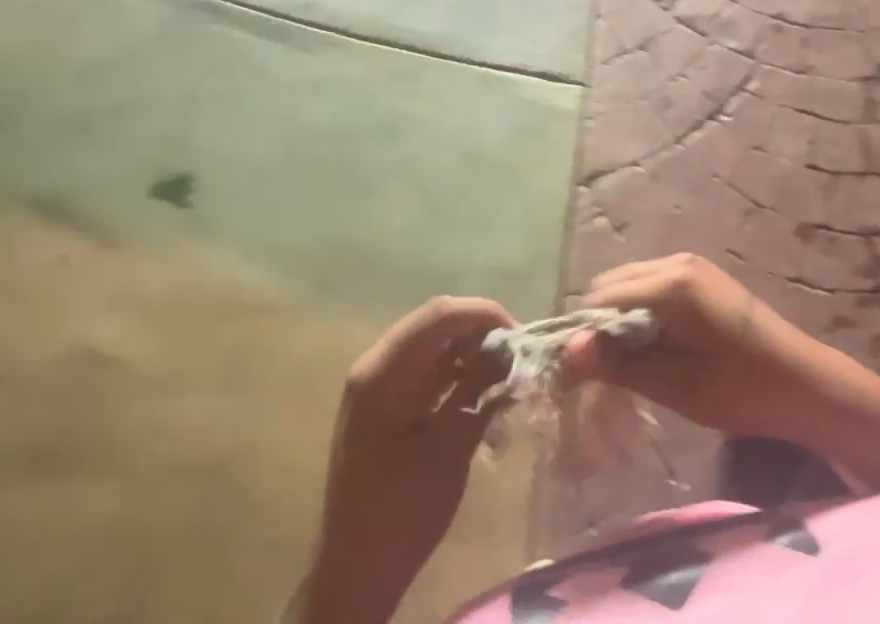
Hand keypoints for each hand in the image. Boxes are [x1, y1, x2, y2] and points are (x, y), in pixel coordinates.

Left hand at [306, 297, 514, 623]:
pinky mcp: (384, 402)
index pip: (441, 314)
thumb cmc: (404, 509)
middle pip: (435, 320)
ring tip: (504, 374)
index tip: (522, 342)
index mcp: (384, 372)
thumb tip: (513, 354)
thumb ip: (481, 389)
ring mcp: (376, 383)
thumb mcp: (452, 444)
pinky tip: (480, 389)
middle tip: (516, 358)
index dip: (487, 315)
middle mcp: (375, 366)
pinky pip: (425, 366)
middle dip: (481, 329)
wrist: (357, 566)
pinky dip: (455, 368)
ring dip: (470, 347)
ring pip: (432, 340)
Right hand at [562, 254, 835, 437]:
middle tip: (604, 374)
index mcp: (671, 283)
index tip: (578, 376)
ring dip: (621, 321)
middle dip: (600, 325)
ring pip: (631, 286)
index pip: (600, 300)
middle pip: (612, 286)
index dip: (583, 336)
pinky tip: (654, 349)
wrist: (804, 384)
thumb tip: (565, 351)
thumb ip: (617, 364)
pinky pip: (653, 288)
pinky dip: (642, 314)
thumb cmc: (742, 390)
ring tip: (629, 366)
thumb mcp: (674, 385)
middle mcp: (678, 262)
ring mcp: (692, 266)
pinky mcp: (702, 278)